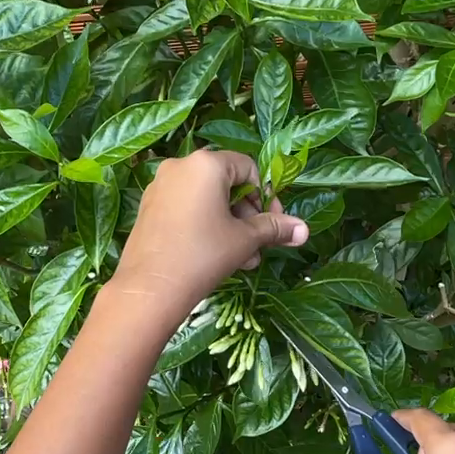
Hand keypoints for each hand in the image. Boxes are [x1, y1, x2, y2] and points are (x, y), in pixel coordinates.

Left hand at [110, 150, 307, 318]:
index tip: (274, 224)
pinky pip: (187, 210)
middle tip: (258, 245)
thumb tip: (305, 230)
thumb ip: (274, 229)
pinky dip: (206, 227)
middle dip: (247, 216)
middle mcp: (179, 166)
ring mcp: (160, 188)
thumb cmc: (203, 255)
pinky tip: (218, 257)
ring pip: (207, 201)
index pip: (247, 168)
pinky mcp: (149, 209)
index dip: (266, 196)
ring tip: (243, 259)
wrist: (150, 289)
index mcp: (205, 164)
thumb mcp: (244, 240)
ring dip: (230, 227)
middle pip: (226, 184)